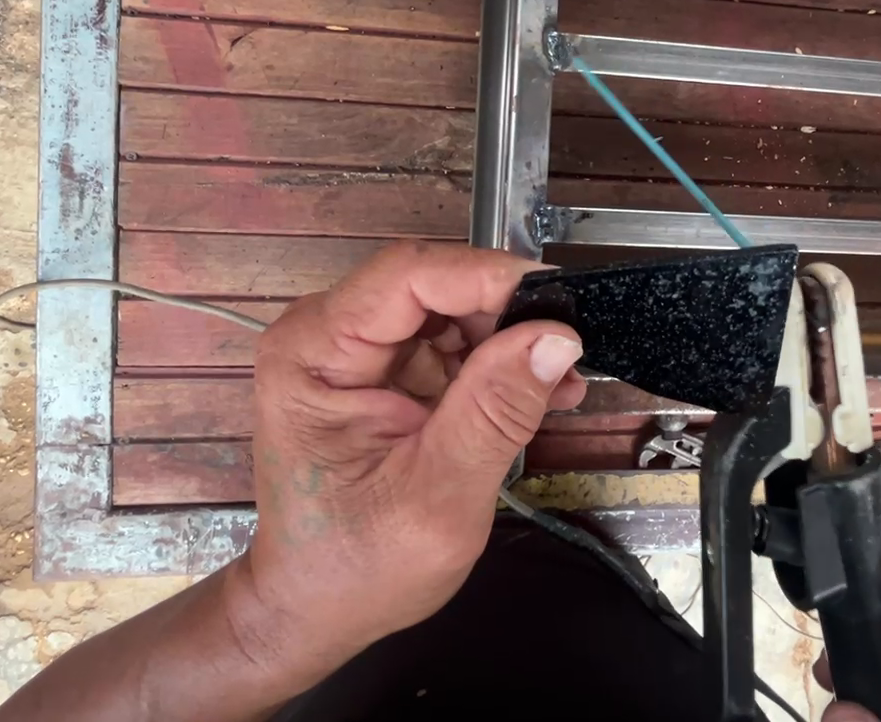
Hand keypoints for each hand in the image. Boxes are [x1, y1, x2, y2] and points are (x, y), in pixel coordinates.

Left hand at [227, 242, 587, 689]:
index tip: (559, 301)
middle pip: (428, 283)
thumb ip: (496, 411)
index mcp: (315, 352)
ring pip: (444, 303)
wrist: (314, 605)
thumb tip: (558, 336)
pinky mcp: (375, 362)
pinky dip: (490, 356)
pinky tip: (531, 389)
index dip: (486, 276)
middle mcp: (324, 331)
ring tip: (556, 380)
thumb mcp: (439, 498)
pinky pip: (443, 334)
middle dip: (502, 310)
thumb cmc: (360, 566)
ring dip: (503, 334)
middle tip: (565, 349)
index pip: (407, 275)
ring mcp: (349, 345)